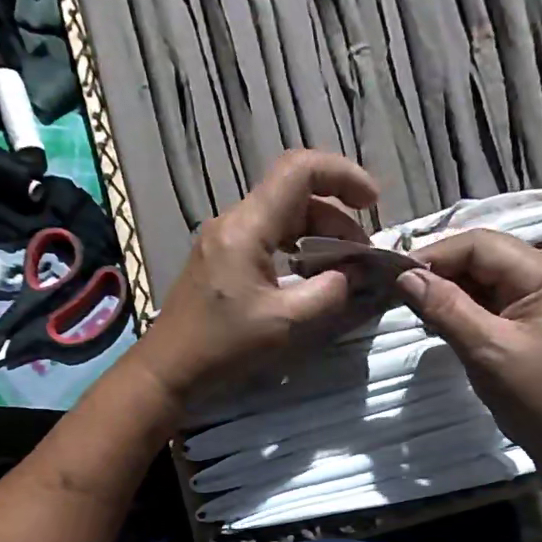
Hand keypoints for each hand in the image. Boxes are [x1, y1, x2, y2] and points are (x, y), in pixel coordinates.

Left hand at [130, 150, 379, 402]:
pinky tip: (311, 274)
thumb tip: (355, 273)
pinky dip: (298, 246)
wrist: (169, 370)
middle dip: (337, 216)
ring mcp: (224, 239)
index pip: (298, 171)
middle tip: (363, 254)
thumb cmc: (224, 347)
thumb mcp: (285, 323)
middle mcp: (233, 222)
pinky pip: (268, 236)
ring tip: (344, 266)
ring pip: (282, 215)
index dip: (342, 174)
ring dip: (319, 232)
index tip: (372, 201)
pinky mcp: (222, 258)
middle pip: (294, 193)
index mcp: (246, 227)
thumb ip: (329, 293)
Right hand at [397, 230, 541, 464]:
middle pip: (481, 256)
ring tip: (414, 307)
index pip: (482, 245)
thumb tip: (404, 277)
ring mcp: (537, 295)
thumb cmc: (536, 397)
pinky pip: (485, 299)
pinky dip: (458, 306)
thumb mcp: (487, 351)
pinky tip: (436, 320)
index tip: (395, 276)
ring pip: (480, 277)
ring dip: (446, 290)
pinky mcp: (525, 316)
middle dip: (439, 272)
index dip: (436, 255)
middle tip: (399, 292)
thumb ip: (446, 309)